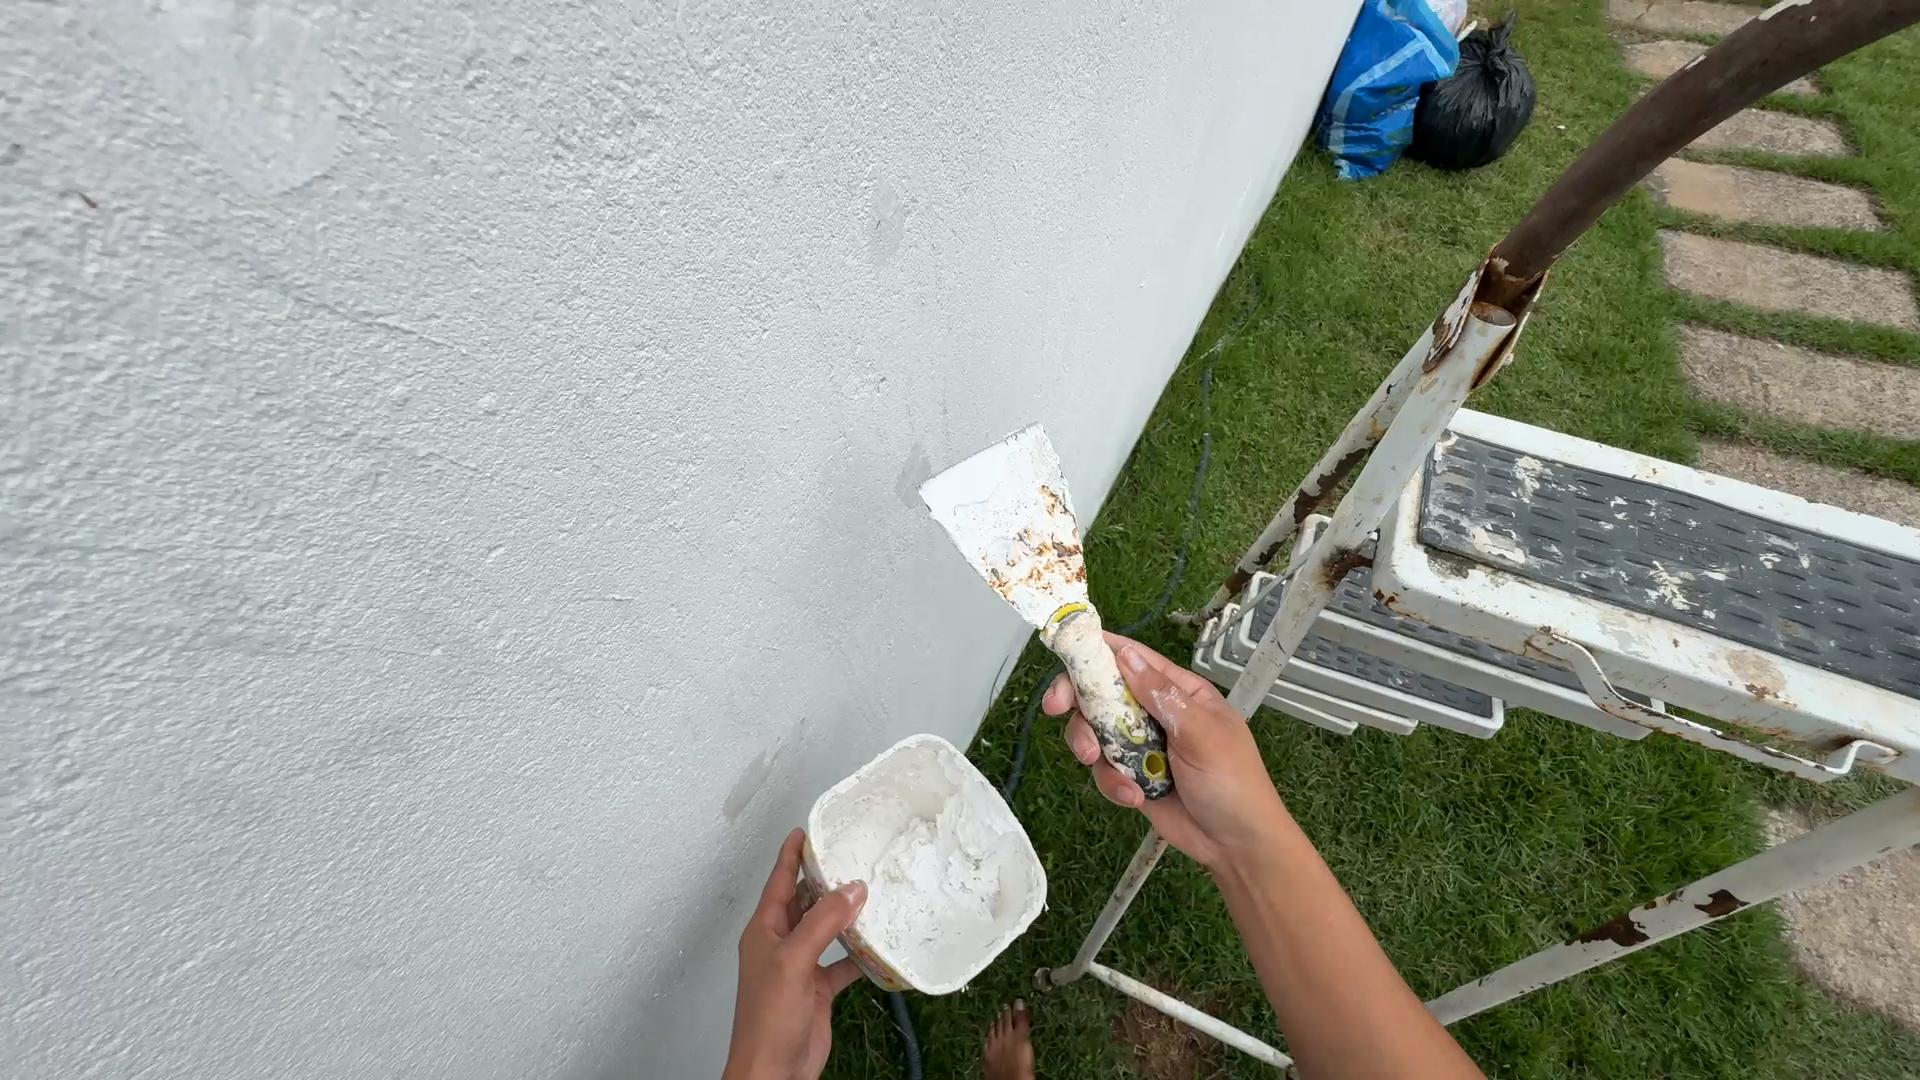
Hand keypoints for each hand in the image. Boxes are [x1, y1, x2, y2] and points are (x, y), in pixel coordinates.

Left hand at [722, 828, 868, 1079]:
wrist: (773, 1075)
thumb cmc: (770, 1016)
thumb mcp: (794, 961)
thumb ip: (824, 922)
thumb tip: (855, 887)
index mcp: (766, 929)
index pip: (780, 881)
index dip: (792, 854)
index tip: (806, 829)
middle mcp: (783, 942)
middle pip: (806, 901)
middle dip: (826, 880)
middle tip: (854, 855)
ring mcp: (801, 966)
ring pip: (826, 929)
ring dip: (846, 914)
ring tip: (873, 890)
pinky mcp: (819, 989)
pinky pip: (842, 962)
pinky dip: (860, 953)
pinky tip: (880, 942)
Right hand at [1046, 633, 1288, 871]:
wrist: (1237, 847)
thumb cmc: (1232, 781)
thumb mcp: (1202, 733)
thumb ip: (1162, 694)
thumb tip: (1125, 654)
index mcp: (1176, 691)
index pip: (1131, 659)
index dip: (1097, 651)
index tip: (1066, 652)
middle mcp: (1152, 711)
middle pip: (1100, 692)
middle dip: (1075, 699)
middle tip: (1055, 707)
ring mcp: (1139, 744)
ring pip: (1093, 731)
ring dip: (1090, 746)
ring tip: (1096, 761)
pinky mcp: (1129, 775)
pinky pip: (1104, 769)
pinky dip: (1111, 782)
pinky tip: (1134, 798)